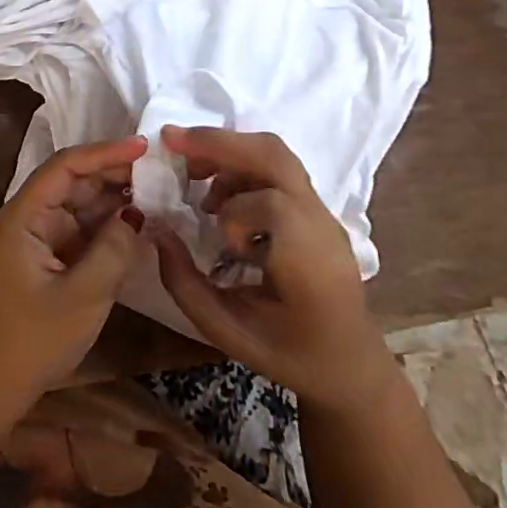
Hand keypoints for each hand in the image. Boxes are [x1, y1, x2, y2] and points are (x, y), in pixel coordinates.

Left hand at [0, 136, 148, 401]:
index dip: (104, 152)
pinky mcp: (59, 252)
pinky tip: (145, 218)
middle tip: (162, 170)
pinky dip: (115, 220)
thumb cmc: (36, 337)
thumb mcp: (83, 295)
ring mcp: (46, 233)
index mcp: (25, 214)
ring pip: (86, 200)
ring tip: (161, 189)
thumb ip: (113, 249)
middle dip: (116, 171)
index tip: (144, 147)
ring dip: (119, 195)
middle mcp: (34, 215)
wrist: (4, 381)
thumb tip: (138, 215)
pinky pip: (89, 224)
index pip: (66, 167)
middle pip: (77, 178)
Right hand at [152, 126, 388, 409]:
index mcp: (310, 264)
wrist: (351, 364)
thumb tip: (155, 229)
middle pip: (275, 157)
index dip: (236, 211)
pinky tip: (219, 195)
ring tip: (193, 174)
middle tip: (173, 143)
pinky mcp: (316, 209)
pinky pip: (278, 169)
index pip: (276, 206)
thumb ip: (185, 283)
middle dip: (219, 143)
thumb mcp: (228, 332)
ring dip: (228, 151)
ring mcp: (324, 213)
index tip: (214, 234)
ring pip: (276, 155)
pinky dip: (240, 164)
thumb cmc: (290, 355)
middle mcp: (322, 226)